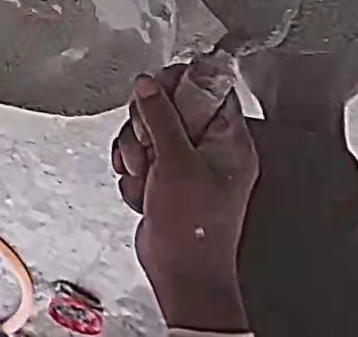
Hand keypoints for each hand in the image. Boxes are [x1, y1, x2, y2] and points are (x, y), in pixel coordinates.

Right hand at [112, 65, 257, 332]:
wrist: (180, 274)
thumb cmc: (193, 228)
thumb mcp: (176, 162)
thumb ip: (160, 116)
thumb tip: (147, 83)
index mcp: (228, 140)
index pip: (208, 87)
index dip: (181, 83)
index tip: (160, 93)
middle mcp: (207, 145)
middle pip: (169, 101)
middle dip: (147, 121)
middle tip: (150, 144)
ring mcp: (183, 158)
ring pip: (147, 124)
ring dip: (135, 146)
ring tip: (144, 172)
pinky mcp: (162, 170)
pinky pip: (136, 146)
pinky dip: (130, 163)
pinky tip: (138, 183)